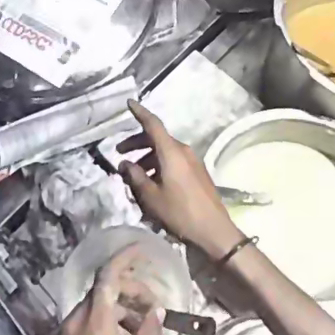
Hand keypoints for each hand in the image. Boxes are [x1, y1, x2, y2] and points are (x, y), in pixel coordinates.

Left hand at [41, 250, 164, 334]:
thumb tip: (155, 313)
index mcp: (92, 328)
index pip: (107, 278)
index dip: (125, 259)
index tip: (142, 249)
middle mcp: (67, 327)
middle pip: (98, 294)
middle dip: (126, 293)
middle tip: (151, 309)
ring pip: (85, 312)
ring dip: (112, 313)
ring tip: (135, 333)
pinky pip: (73, 330)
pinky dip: (94, 328)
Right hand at [117, 101, 245, 259]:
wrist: (213, 230)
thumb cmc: (179, 212)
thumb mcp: (151, 197)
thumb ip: (136, 177)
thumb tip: (125, 163)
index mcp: (171, 152)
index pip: (153, 124)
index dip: (139, 113)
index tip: (129, 103)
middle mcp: (183, 151)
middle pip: (157, 138)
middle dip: (137, 143)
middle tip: (120, 153)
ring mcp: (192, 161)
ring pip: (165, 151)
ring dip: (147, 157)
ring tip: (133, 175)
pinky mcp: (196, 172)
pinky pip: (173, 161)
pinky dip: (159, 165)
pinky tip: (151, 183)